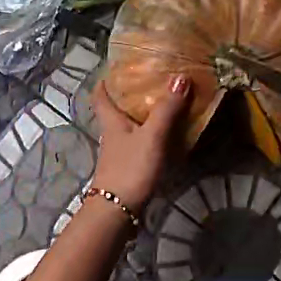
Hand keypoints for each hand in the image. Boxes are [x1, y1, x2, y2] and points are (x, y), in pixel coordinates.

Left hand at [89, 76, 189, 211]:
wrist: (118, 211)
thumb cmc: (131, 168)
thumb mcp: (152, 136)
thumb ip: (166, 109)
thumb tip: (180, 76)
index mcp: (111, 121)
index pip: (100, 95)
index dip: (105, 81)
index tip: (117, 69)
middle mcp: (112, 134)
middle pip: (115, 109)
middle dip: (130, 96)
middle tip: (152, 82)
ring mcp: (119, 153)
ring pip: (128, 127)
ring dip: (143, 116)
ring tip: (165, 104)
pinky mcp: (128, 167)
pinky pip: (139, 143)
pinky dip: (150, 135)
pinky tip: (167, 136)